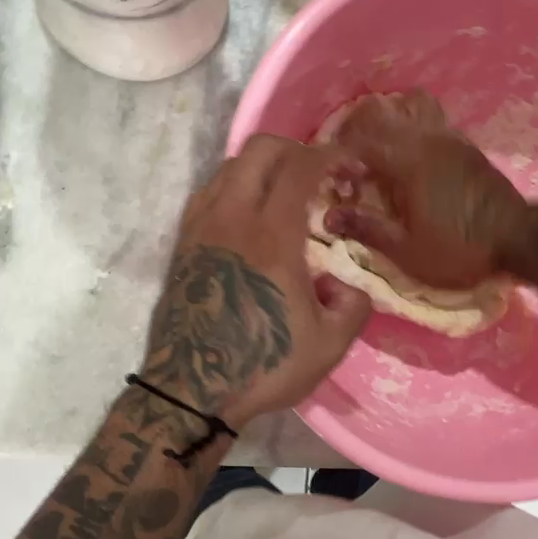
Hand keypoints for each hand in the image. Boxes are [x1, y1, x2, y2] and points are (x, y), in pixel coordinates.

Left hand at [139, 135, 371, 426]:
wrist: (191, 390)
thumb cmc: (264, 365)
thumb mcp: (330, 345)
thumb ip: (354, 306)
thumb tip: (347, 284)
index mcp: (273, 236)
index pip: (300, 167)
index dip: (331, 156)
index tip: (351, 168)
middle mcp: (232, 218)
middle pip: (260, 150)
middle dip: (296, 149)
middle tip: (319, 174)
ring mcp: (201, 227)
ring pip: (230, 167)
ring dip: (263, 167)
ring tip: (285, 193)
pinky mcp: (183, 244)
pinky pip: (209, 192)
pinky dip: (236, 187)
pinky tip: (251, 215)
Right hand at [324, 90, 528, 289]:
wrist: (520, 240)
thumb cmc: (460, 250)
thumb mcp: (407, 251)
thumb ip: (367, 228)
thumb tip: (329, 217)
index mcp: (407, 161)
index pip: (357, 140)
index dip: (337, 159)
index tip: (337, 185)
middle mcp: (426, 138)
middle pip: (379, 112)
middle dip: (355, 133)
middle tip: (349, 165)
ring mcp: (450, 137)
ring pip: (410, 106)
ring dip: (388, 122)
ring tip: (380, 153)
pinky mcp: (466, 146)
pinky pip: (431, 120)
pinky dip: (412, 129)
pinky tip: (411, 160)